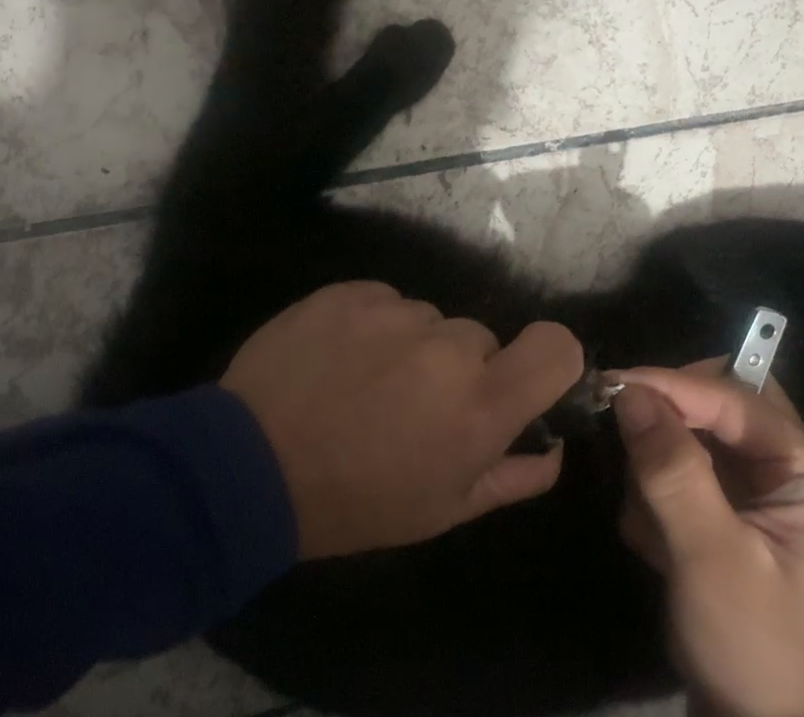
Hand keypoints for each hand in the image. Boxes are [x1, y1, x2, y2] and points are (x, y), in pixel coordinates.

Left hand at [221, 282, 584, 559]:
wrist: (245, 469)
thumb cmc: (355, 503)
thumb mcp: (443, 511)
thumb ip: (514, 476)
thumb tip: (552, 446)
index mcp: (481, 404)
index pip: (558, 346)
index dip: (550, 361)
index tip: (521, 383)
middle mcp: (448, 347)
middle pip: (481, 339)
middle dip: (461, 369)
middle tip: (415, 409)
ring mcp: (394, 313)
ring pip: (430, 321)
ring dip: (413, 347)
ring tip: (364, 387)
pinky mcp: (348, 293)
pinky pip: (384, 302)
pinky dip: (373, 327)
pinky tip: (336, 362)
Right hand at [612, 362, 803, 716]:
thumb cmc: (748, 645)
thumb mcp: (710, 557)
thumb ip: (673, 471)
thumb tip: (630, 392)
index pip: (738, 399)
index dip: (675, 386)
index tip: (612, 382)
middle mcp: (797, 467)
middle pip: (721, 406)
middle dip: (671, 431)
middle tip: (633, 459)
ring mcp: (767, 488)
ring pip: (696, 436)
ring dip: (661, 476)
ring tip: (656, 535)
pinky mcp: (738, 510)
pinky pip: (687, 472)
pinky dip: (661, 500)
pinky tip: (660, 547)